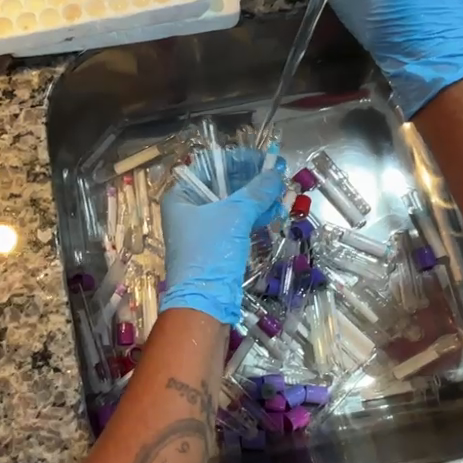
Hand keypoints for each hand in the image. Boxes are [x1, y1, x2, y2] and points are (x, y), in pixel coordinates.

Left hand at [159, 148, 285, 325]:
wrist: (204, 303)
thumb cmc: (210, 252)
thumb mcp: (235, 216)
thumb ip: (256, 192)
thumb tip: (275, 174)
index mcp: (181, 197)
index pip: (209, 167)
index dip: (237, 160)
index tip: (263, 159)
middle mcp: (188, 210)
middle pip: (221, 185)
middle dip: (250, 180)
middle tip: (277, 174)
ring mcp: (202, 230)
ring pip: (232, 205)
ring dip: (256, 198)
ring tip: (281, 191)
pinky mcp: (216, 247)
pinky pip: (236, 223)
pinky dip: (253, 216)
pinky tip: (274, 210)